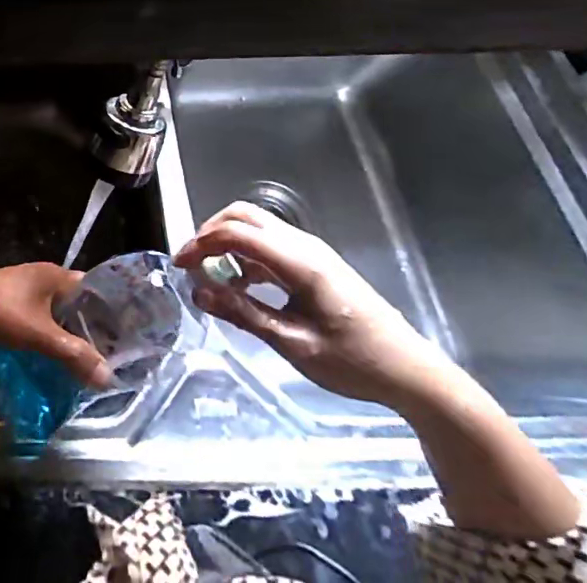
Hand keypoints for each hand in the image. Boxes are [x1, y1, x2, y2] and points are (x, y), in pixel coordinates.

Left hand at [0, 263, 110, 387]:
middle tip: (106, 350)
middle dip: (88, 324)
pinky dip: (48, 332)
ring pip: (55, 310)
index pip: (92, 287)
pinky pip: (39, 317)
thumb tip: (107, 377)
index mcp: (55, 274)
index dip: (107, 308)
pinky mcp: (9, 302)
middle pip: (74, 300)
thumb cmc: (1, 313)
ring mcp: (23, 288)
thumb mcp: (41, 335)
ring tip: (83, 356)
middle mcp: (41, 276)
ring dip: (67, 329)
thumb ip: (74, 355)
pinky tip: (52, 352)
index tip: (122, 332)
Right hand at [175, 201, 450, 406]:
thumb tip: (200, 293)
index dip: (202, 244)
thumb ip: (244, 315)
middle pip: (245, 216)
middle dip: (210, 232)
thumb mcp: (293, 345)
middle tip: (190, 264)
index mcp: (300, 262)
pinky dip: (245, 255)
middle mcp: (304, 246)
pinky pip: (270, 245)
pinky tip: (239, 285)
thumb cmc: (354, 363)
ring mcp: (311, 251)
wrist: (408, 370)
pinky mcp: (314, 263)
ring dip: (227, 242)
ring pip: (257, 227)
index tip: (179, 267)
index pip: (238, 234)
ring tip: (208, 276)